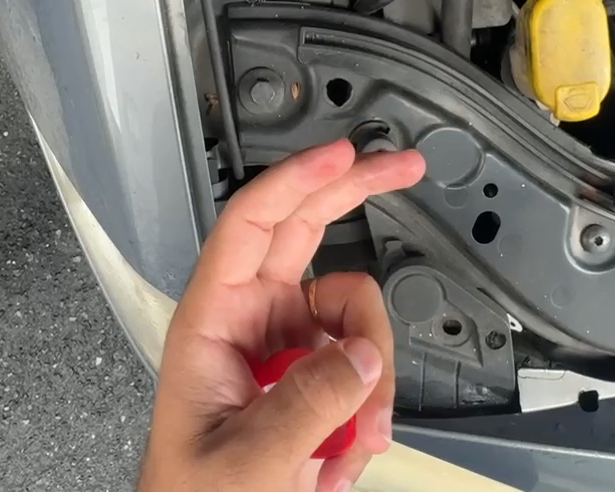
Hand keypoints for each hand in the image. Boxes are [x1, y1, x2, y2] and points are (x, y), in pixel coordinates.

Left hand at [137, 140, 426, 491]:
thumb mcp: (244, 463)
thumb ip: (304, 406)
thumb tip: (362, 356)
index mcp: (212, 317)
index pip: (251, 223)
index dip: (295, 179)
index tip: (340, 155)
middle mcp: (249, 314)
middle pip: (305, 228)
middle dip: (356, 193)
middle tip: (401, 167)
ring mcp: (285, 339)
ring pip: (352, 306)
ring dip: (374, 366)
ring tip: (364, 435)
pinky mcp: (314, 370)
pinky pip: (362, 356)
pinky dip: (373, 399)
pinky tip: (351, 449)